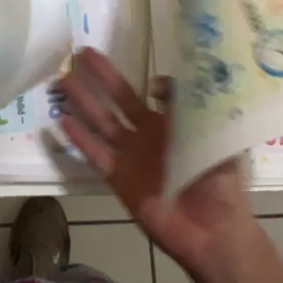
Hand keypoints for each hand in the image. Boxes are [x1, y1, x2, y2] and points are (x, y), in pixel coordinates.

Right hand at [57, 48, 256, 274]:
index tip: (149, 81)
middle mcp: (148, 133)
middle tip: (80, 51)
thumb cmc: (219, 182)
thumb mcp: (211, 134)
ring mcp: (132, 155)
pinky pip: (96, 154)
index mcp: (172, 122)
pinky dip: (79, 138)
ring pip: (102, 120)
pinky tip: (63, 121)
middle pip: (119, 98)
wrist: (213, 231)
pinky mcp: (120, 178)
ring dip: (83, 100)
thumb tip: (153, 85)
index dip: (148, 79)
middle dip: (100, 75)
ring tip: (62, 80)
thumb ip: (185, 106)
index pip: (151, 91)